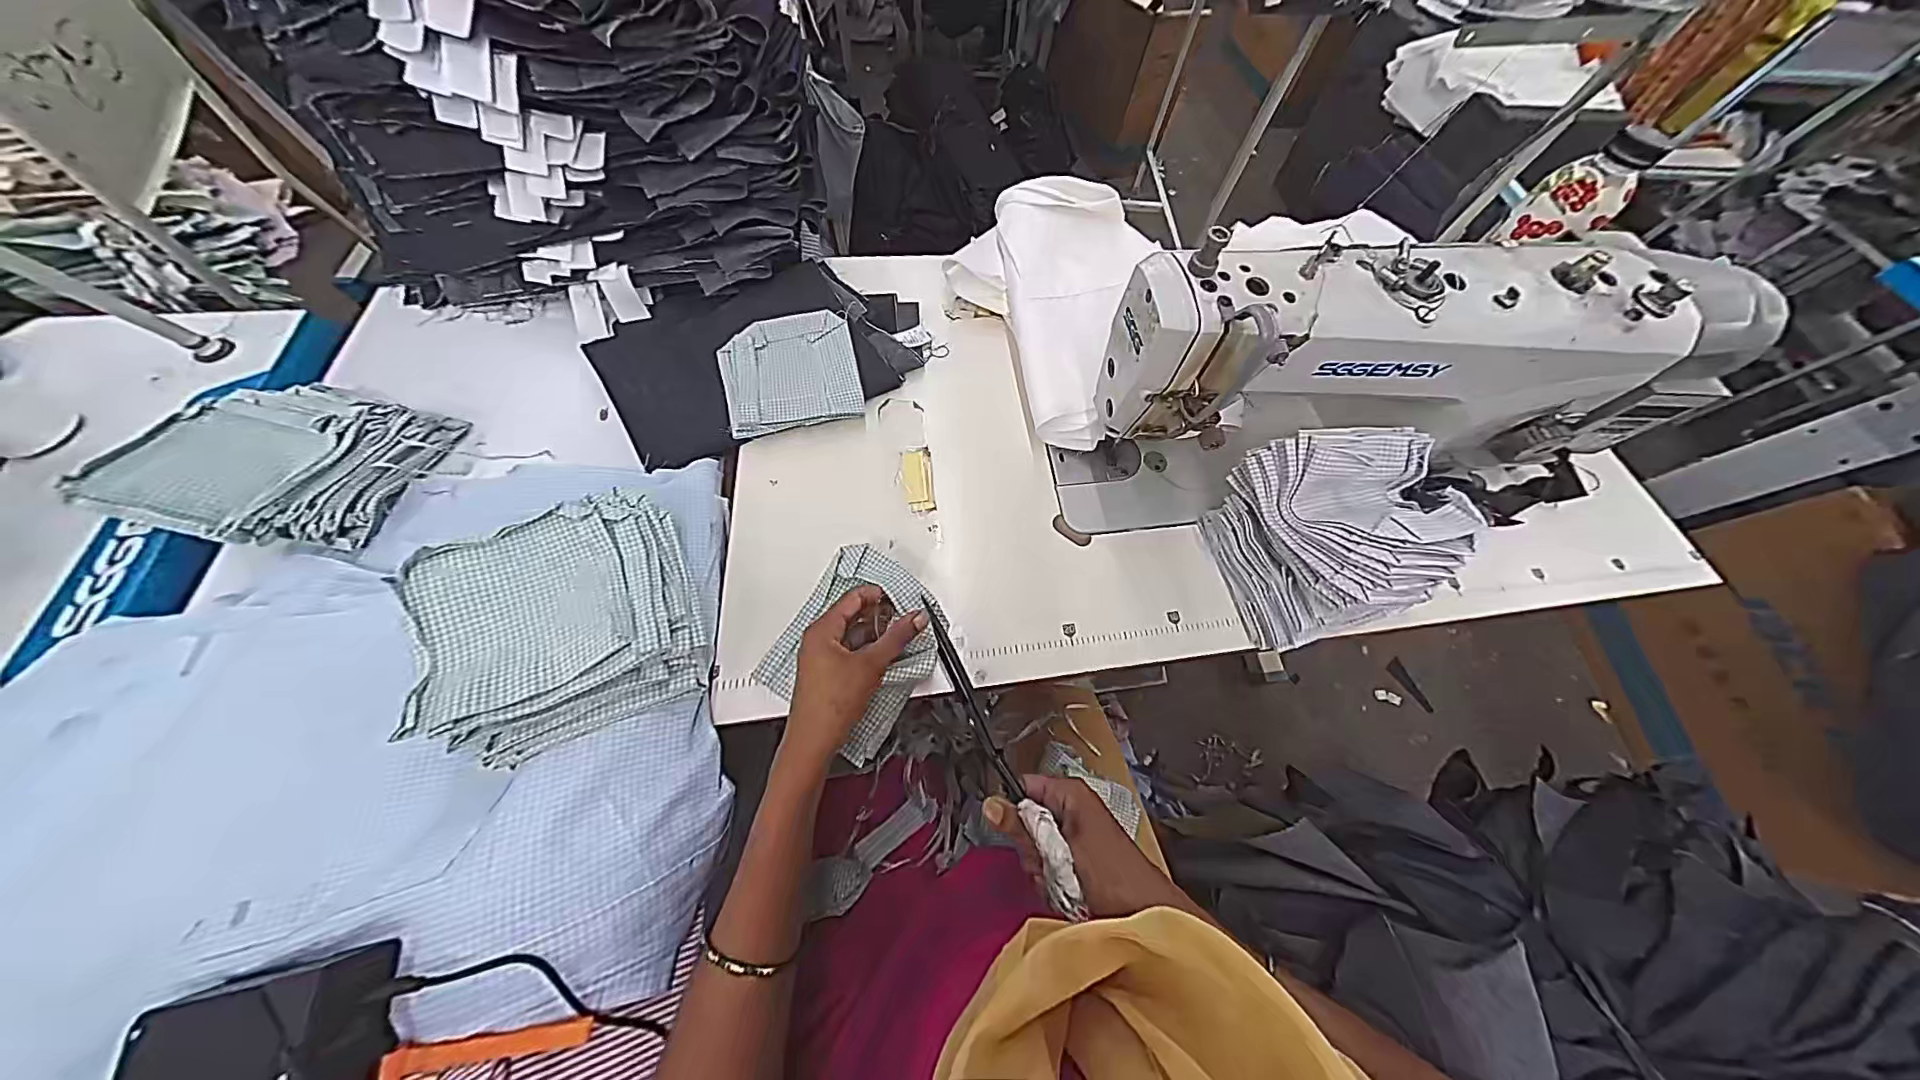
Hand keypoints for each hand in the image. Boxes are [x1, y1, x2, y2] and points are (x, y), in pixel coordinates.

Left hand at [783, 585, 926, 770]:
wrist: (814, 740)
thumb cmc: (829, 706)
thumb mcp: (871, 664)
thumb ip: (897, 637)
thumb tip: (913, 619)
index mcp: (821, 630)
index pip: (852, 597)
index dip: (878, 595)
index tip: (897, 599)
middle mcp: (817, 640)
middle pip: (851, 614)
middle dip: (879, 615)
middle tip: (900, 618)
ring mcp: (820, 657)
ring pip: (851, 634)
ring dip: (874, 633)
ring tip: (896, 637)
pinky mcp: (826, 673)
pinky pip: (848, 651)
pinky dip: (866, 650)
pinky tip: (882, 657)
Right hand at [986, 774, 1192, 918]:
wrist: (1145, 917)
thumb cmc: (1113, 875)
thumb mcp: (1061, 846)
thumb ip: (1024, 825)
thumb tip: (991, 804)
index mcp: (1071, 794)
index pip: (1023, 786)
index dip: (1012, 806)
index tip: (1010, 828)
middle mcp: (1072, 811)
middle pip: (1026, 822)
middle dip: (1030, 848)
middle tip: (1046, 863)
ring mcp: (1074, 839)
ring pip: (1035, 850)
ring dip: (1042, 870)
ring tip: (1062, 882)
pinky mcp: (1077, 864)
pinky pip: (1048, 869)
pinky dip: (1052, 884)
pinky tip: (1067, 894)